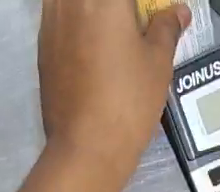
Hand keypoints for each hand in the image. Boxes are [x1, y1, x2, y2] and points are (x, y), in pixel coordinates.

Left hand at [39, 0, 189, 178]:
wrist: (86, 149)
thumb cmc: (128, 103)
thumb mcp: (158, 64)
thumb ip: (166, 28)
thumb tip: (177, 12)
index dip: (142, 5)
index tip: (153, 13)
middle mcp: (72, 0)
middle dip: (118, 8)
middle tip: (135, 21)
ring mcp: (51, 20)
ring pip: (71, 1)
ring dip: (92, 10)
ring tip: (111, 29)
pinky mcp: (42, 45)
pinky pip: (59, 15)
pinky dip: (75, 19)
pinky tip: (92, 44)